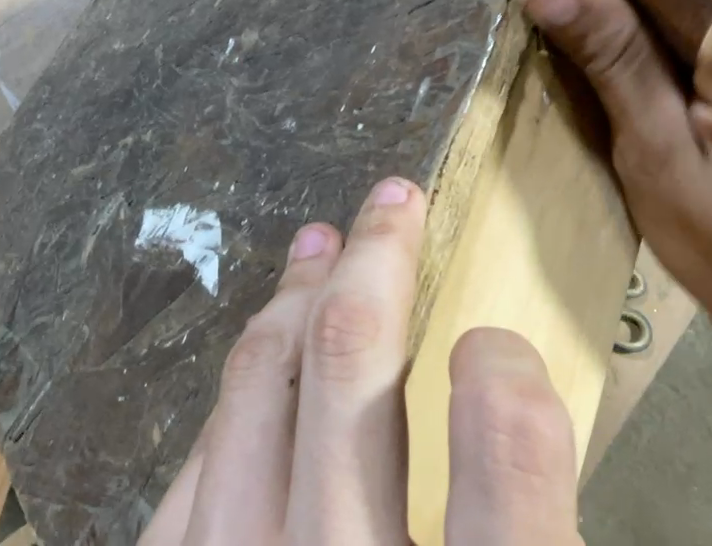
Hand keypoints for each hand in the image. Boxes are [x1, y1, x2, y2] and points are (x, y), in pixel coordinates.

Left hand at [139, 178, 583, 545]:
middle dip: (375, 267)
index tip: (494, 342)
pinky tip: (265, 341)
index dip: (507, 388)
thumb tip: (503, 400)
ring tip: (321, 243)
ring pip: (256, 389)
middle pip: (347, 381)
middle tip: (392, 198)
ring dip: (294, 300)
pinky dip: (240, 385)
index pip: (506, 479)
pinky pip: (197, 457)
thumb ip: (514, 520)